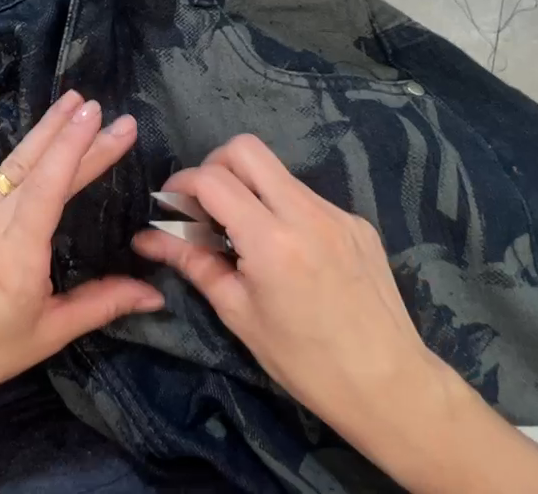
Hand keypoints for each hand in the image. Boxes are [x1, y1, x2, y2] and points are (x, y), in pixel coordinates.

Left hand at [0, 86, 164, 416]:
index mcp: (19, 250)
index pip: (55, 185)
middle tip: (105, 109)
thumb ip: (102, 303)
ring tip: (70, 99)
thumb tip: (155, 293)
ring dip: (43, 128)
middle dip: (75, 135)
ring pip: (11, 160)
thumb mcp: (50, 332)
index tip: (108, 119)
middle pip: (40, 168)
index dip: (81, 148)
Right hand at [132, 135, 448, 441]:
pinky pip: (305, 197)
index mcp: (272, 240)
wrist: (392, 388)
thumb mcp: (237, 312)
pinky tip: (284, 251)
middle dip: (214, 166)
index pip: (212, 178)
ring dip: (248, 188)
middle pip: (246, 149)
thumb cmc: (305, 361)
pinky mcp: (358, 224)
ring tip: (241, 234)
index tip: (170, 206)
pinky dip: (280, 209)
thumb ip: (192, 261)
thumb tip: (146, 238)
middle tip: (204, 204)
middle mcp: (307, 214)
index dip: (181, 184)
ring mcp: (338, 214)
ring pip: (277, 172)